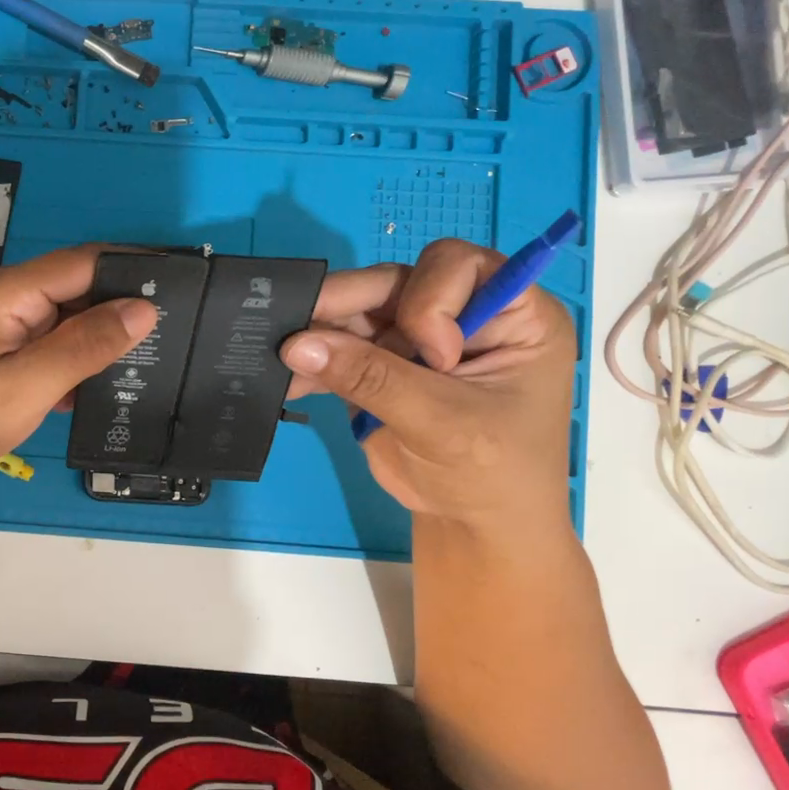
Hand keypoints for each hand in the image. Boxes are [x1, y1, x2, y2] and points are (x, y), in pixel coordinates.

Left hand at [0, 245, 157, 485]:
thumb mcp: (28, 386)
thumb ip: (85, 346)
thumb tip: (143, 309)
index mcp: (7, 292)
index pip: (84, 263)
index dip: (132, 271)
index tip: (179, 287)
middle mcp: (3, 293)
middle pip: (76, 285)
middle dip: (119, 308)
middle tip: (170, 335)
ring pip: (66, 313)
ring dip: (97, 337)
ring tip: (144, 361)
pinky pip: (48, 336)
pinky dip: (72, 355)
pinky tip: (96, 380)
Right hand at [282, 239, 576, 526]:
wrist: (471, 521)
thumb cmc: (491, 471)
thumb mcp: (444, 422)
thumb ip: (374, 379)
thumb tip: (297, 344)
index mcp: (509, 314)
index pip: (458, 267)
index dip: (431, 301)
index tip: (432, 358)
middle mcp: (459, 316)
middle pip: (392, 285)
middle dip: (347, 306)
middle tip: (297, 324)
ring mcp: (411, 341)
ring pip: (353, 314)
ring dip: (315, 333)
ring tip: (279, 356)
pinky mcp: (375, 368)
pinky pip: (332, 350)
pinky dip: (307, 365)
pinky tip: (283, 382)